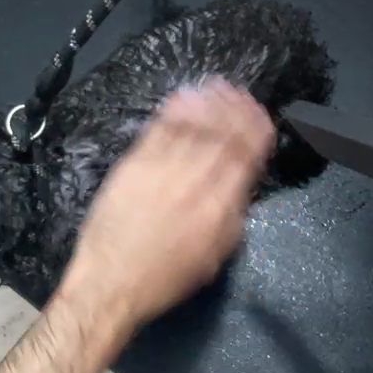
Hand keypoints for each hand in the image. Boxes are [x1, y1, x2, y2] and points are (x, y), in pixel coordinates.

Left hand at [54, 80, 275, 343]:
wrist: (111, 284)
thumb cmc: (165, 279)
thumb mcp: (214, 256)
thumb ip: (232, 216)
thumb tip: (242, 186)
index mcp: (219, 207)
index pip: (244, 157)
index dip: (255, 133)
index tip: (261, 116)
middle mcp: (194, 182)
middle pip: (221, 137)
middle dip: (235, 112)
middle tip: (242, 94)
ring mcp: (162, 169)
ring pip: (192, 128)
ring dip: (209, 105)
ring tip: (219, 88)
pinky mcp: (134, 164)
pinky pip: (160, 130)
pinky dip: (175, 111)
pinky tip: (184, 97)